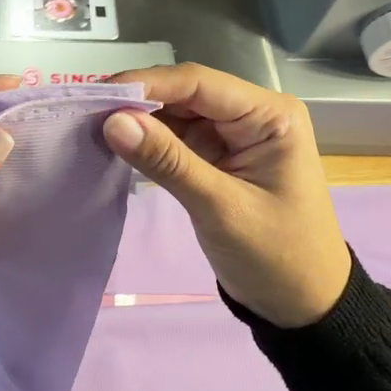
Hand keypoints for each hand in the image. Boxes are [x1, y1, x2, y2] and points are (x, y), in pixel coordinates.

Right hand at [101, 63, 351, 328]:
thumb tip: (113, 120)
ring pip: (175, 113)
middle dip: (137, 101)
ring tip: (91, 126)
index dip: (147, 84)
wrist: (304, 308)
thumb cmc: (276, 257)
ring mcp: (234, 135)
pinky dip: (147, 141)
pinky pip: (176, 137)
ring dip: (138, 121)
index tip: (99, 95)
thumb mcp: (221, 209)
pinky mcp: (218, 156)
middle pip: (184, 93)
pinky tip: (115, 145)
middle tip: (86, 112)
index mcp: (270, 116)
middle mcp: (252, 114)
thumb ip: (167, 161)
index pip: (198, 83)